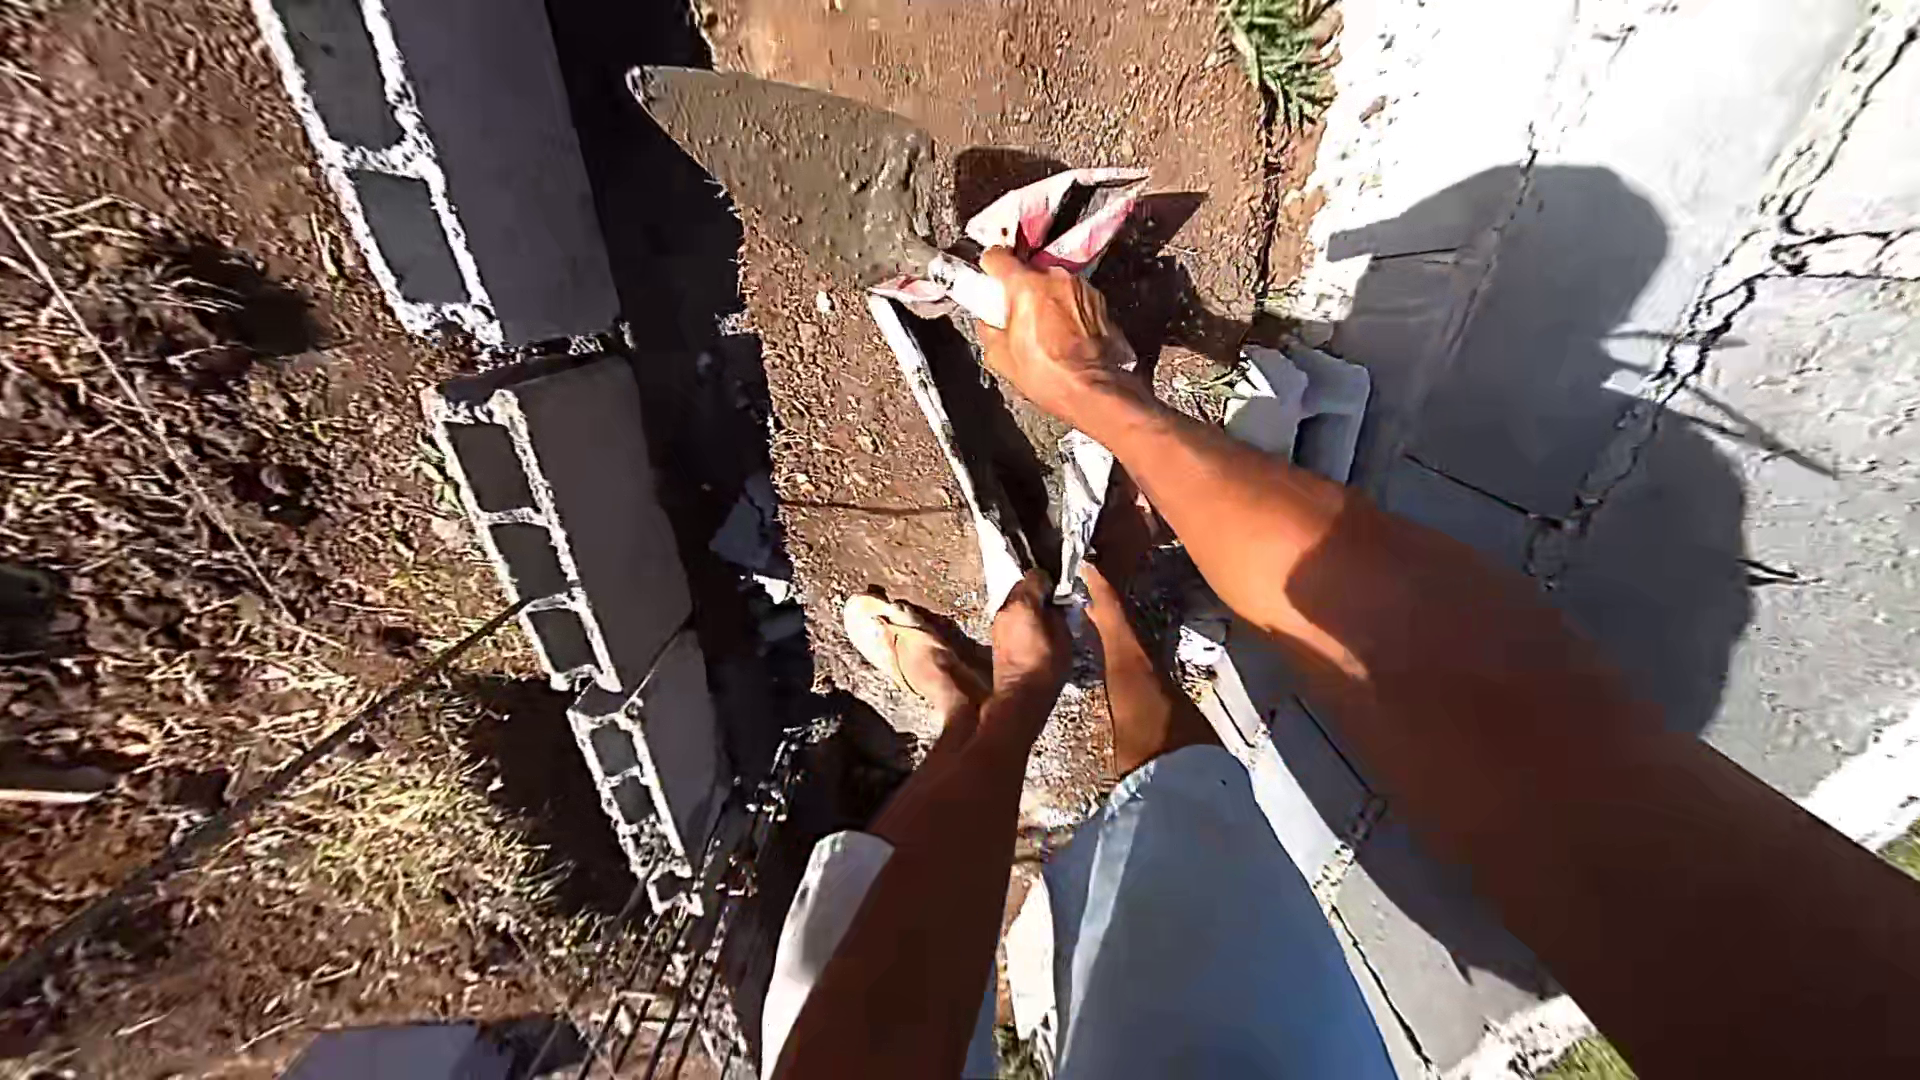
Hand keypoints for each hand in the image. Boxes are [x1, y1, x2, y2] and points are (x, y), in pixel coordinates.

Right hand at [977, 248, 1137, 423]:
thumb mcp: (1001, 358)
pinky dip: (1066, 310)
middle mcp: (1055, 276)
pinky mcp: (1099, 300)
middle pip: (1028, 272)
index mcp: (1025, 286)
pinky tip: (1065, 337)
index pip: (997, 257)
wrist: (1093, 388)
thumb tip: (988, 321)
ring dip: (1045, 300)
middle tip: (1017, 320)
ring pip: (1053, 284)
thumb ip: (988, 329)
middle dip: (1020, 291)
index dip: (989, 271)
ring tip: (1044, 333)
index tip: (989, 285)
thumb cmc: (1047, 374)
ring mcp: (1080, 286)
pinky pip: (1073, 297)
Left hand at [989, 569, 1069, 705]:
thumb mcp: (1064, 637)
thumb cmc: (1046, 667)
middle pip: (1022, 586)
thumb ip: (1059, 613)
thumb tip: (1055, 603)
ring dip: (1027, 606)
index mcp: (1024, 603)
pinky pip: (1010, 617)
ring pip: (1014, 602)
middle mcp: (1006, 607)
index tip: (1059, 592)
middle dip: (1037, 592)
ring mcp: (997, 621)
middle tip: (1052, 606)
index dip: (1050, 581)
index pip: (1036, 575)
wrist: (1019, 695)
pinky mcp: (995, 635)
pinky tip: (1032, 633)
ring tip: (1043, 622)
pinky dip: (1020, 619)